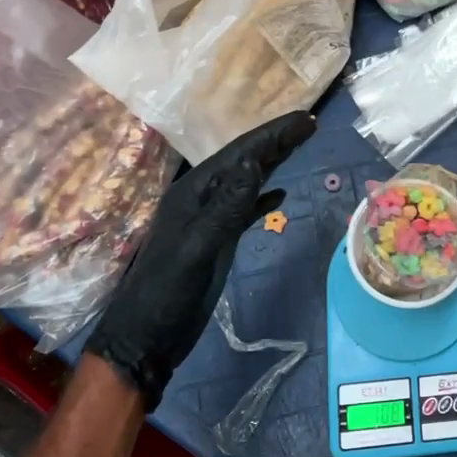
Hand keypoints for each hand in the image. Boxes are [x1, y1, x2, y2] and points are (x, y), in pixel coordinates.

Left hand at [85, 111, 316, 407]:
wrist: (146, 337)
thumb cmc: (169, 292)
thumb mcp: (199, 246)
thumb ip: (227, 205)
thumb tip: (254, 162)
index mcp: (195, 192)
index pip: (241, 153)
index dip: (273, 134)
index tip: (305, 119)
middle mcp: (202, 198)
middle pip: (245, 160)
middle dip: (276, 141)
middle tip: (309, 124)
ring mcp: (209, 218)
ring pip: (246, 180)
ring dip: (273, 162)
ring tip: (300, 146)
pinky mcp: (216, 239)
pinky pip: (245, 207)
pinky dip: (263, 196)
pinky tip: (280, 192)